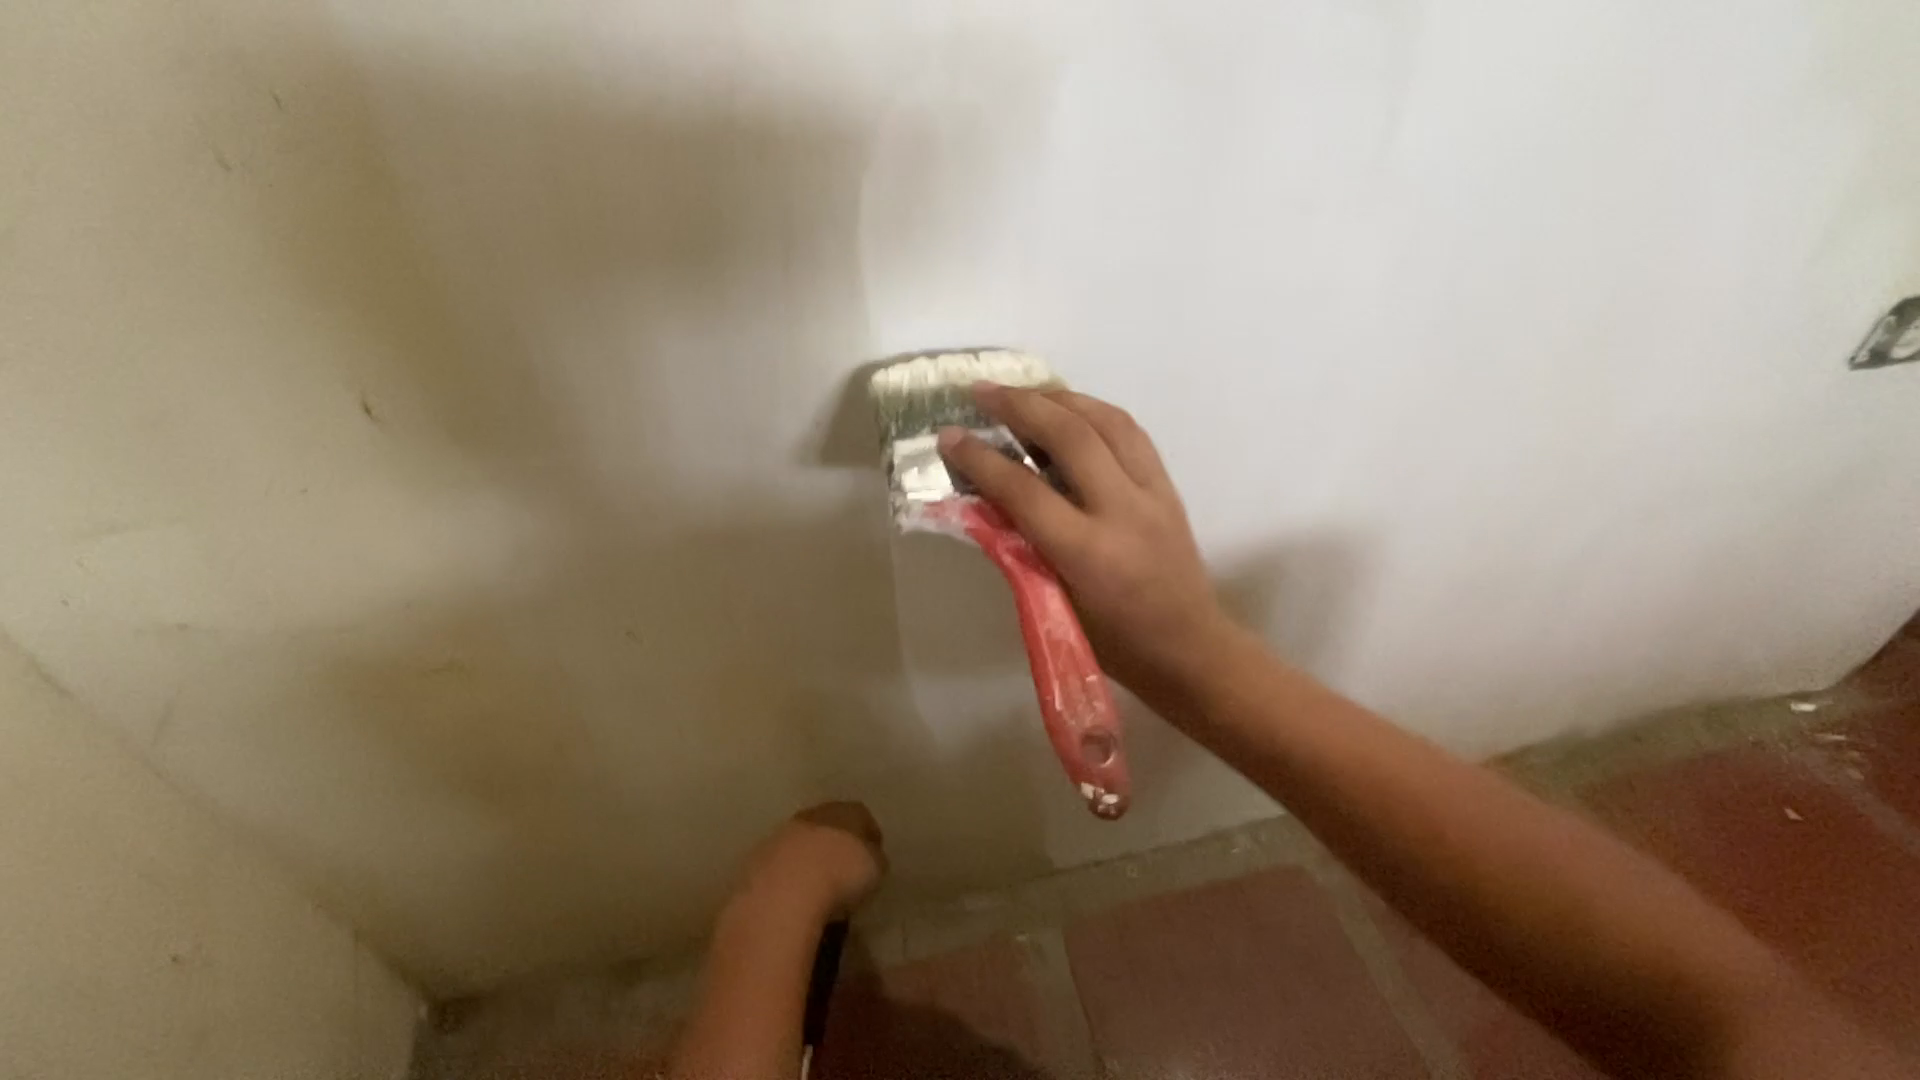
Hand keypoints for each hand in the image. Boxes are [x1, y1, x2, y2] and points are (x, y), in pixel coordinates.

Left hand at [733, 801, 886, 920]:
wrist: (784, 889)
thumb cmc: (841, 874)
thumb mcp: (874, 870)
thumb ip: (874, 860)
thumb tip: (870, 860)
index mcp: (846, 811)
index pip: (862, 816)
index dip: (869, 837)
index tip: (873, 859)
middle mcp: (813, 814)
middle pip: (828, 825)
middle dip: (835, 845)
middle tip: (844, 872)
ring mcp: (782, 834)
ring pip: (801, 843)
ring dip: (809, 861)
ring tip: (817, 890)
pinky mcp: (757, 858)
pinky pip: (780, 865)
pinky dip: (788, 878)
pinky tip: (794, 899)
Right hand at [936, 384, 1233, 694]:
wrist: (1189, 649)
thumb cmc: (1114, 643)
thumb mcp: (1054, 603)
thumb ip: (1021, 548)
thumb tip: (985, 501)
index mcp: (1089, 553)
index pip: (1025, 490)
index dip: (982, 459)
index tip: (950, 437)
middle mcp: (1124, 511)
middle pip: (1070, 436)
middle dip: (1020, 405)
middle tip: (982, 391)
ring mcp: (1153, 493)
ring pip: (1107, 421)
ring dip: (1060, 398)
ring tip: (1023, 393)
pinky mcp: (1169, 487)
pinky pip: (1130, 432)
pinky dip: (1095, 412)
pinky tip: (1071, 410)